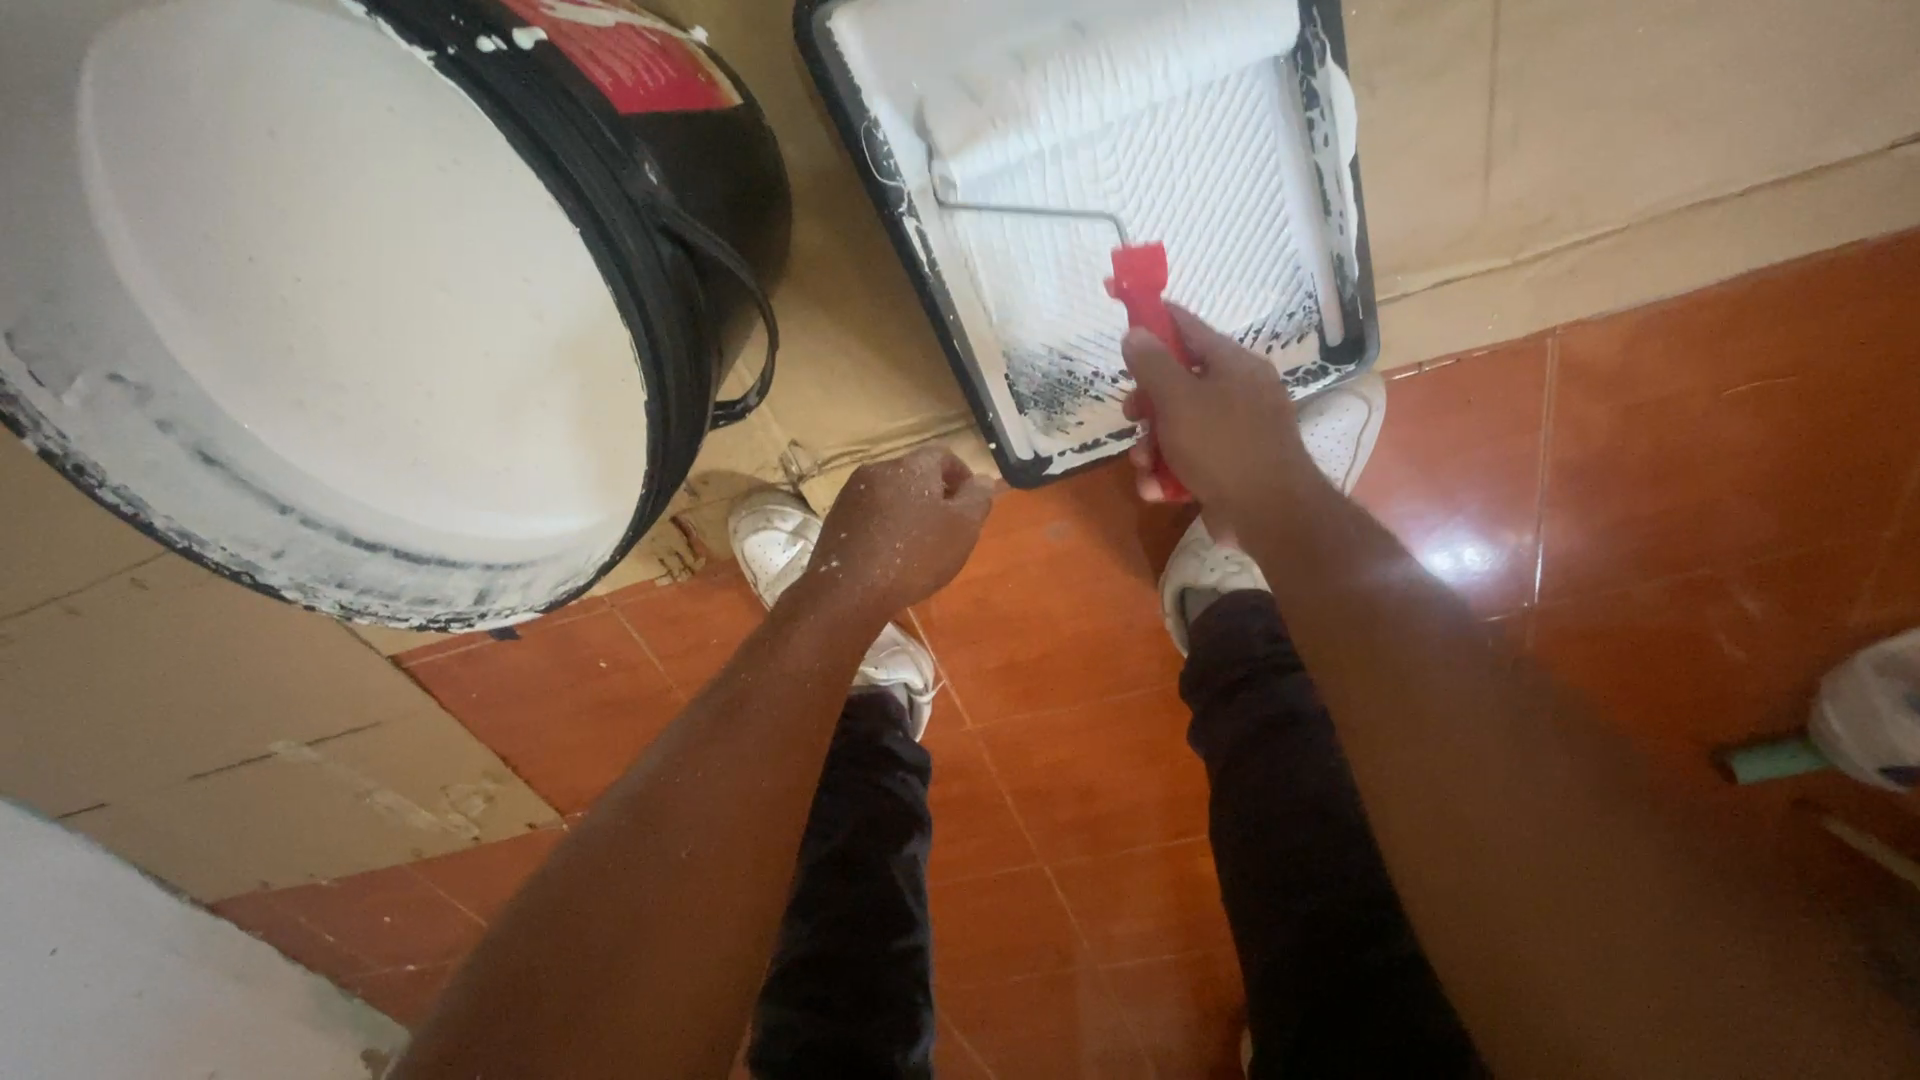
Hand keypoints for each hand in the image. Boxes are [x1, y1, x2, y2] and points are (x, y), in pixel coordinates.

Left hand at [794, 446, 995, 618]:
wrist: (849, 590)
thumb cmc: (915, 556)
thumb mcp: (962, 529)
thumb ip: (977, 498)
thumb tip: (983, 479)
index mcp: (912, 467)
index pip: (942, 455)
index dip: (961, 475)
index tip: (970, 501)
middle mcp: (878, 470)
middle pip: (914, 473)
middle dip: (934, 494)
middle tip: (947, 525)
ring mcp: (852, 494)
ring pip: (890, 493)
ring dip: (908, 510)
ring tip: (918, 543)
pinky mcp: (836, 518)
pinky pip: (870, 513)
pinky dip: (886, 525)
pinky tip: (890, 553)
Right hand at [1122, 308, 1319, 530]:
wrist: (1268, 513)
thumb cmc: (1222, 446)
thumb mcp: (1178, 400)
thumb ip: (1153, 364)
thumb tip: (1135, 333)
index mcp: (1234, 365)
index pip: (1189, 329)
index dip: (1156, 323)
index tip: (1127, 320)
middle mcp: (1238, 393)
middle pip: (1177, 384)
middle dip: (1147, 406)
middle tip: (1131, 417)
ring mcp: (1235, 433)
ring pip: (1177, 427)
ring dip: (1151, 448)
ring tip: (1144, 467)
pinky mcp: (1229, 468)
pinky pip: (1189, 459)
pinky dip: (1168, 474)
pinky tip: (1158, 490)